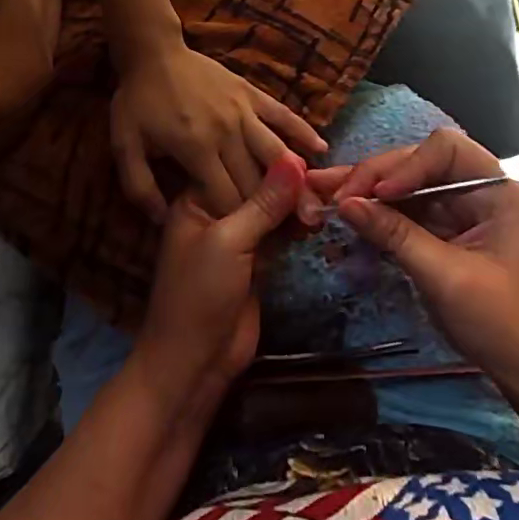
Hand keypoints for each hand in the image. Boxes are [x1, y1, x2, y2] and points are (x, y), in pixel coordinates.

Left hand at [110, 44, 328, 220]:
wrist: (152, 52)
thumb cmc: (137, 103)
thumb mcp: (124, 147)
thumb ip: (140, 187)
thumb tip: (161, 220)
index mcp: (196, 150)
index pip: (227, 198)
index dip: (240, 222)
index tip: (252, 242)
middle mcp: (226, 133)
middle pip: (257, 180)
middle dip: (277, 209)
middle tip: (294, 229)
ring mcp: (243, 111)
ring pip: (277, 152)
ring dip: (296, 179)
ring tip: (312, 201)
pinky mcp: (252, 94)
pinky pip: (283, 115)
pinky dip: (304, 132)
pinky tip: (322, 149)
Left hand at [132, 152, 308, 395]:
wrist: (194, 362)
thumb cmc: (199, 295)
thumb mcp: (228, 242)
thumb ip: (263, 203)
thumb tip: (295, 160)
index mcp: (195, 200)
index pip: (235, 164)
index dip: (271, 162)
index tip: (306, 157)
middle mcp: (215, 212)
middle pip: (256, 186)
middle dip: (288, 186)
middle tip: (322, 187)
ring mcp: (236, 238)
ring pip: (271, 210)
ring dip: (296, 206)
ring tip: (324, 201)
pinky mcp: (255, 262)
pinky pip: (278, 235)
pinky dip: (296, 228)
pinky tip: (317, 220)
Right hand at [315, 128, 518, 390]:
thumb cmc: (502, 324)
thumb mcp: (446, 278)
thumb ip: (396, 236)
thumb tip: (345, 205)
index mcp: (498, 193)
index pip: (446, 150)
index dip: (407, 165)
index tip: (376, 194)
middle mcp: (478, 192)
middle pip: (419, 163)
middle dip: (376, 176)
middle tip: (334, 194)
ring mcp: (459, 212)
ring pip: (406, 186)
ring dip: (366, 190)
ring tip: (322, 190)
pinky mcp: (442, 232)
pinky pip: (404, 212)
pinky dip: (375, 212)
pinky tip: (343, 210)